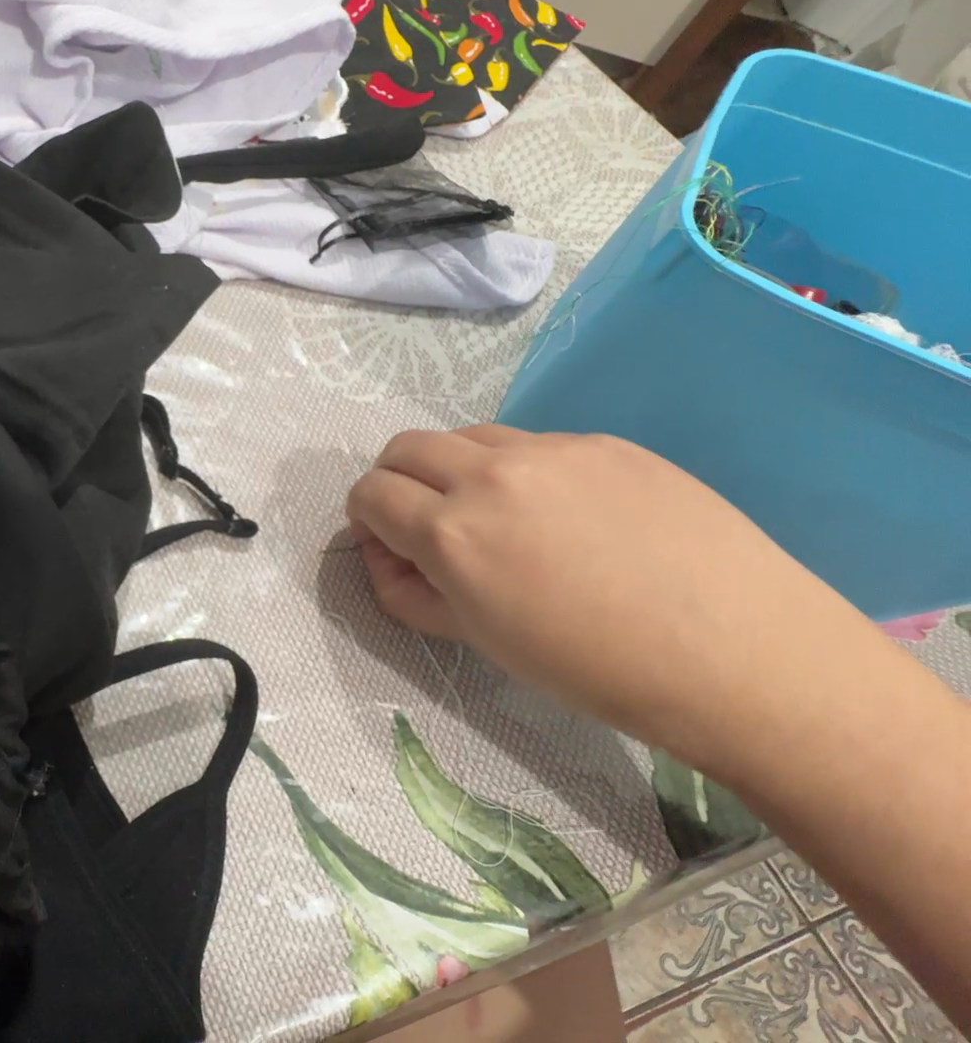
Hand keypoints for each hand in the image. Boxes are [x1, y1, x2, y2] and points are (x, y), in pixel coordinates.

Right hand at [344, 426, 898, 751]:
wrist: (738, 656)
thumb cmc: (591, 667)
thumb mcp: (475, 638)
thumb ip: (409, 590)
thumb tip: (388, 555)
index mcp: (451, 532)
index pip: (369, 493)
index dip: (365, 520)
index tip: (390, 546)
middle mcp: (491, 475)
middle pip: (404, 448)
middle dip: (396, 482)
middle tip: (425, 524)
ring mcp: (553, 451)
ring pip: (467, 436)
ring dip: (455, 470)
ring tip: (498, 518)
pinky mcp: (607, 443)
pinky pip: (533, 444)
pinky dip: (520, 471)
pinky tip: (567, 517)